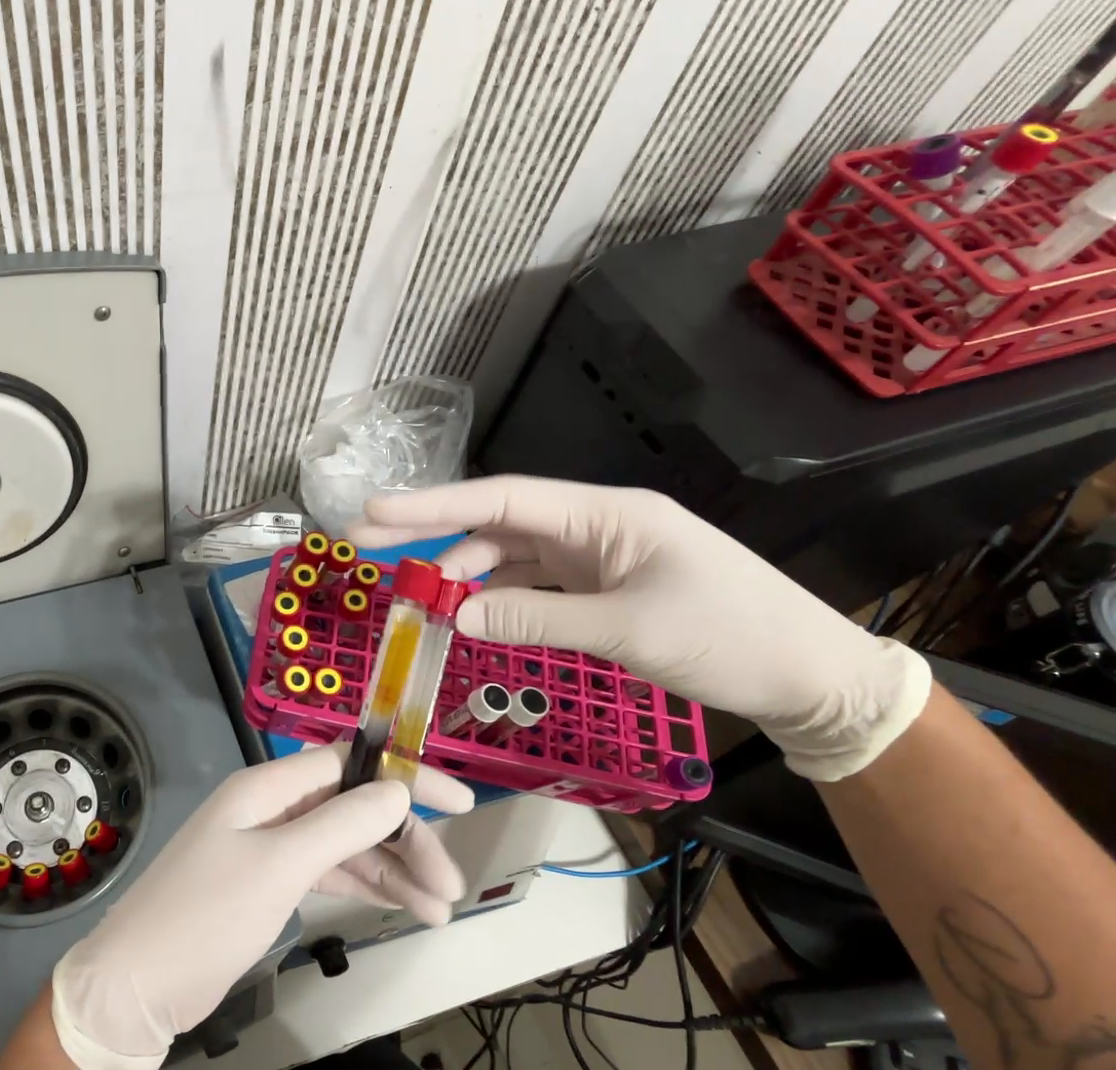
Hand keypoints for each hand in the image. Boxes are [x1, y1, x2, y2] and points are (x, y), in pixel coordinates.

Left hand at [49, 743, 473, 1068]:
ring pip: (346, 844)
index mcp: (265, 788)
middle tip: (449, 883)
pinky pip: (330, 873)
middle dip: (404, 838)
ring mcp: (270, 847)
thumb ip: (340, 825)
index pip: (346, 763)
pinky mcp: (270, 884)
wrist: (139, 982)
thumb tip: (396, 788)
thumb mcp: (278, 866)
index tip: (458, 801)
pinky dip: (366, 888)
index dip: (402, 776)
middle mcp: (270, 809)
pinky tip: (404, 908)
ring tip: (439, 908)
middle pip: (352, 807)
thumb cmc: (206, 915)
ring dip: (393, 870)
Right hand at [351, 475, 930, 781]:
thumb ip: (535, 620)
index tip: (375, 511)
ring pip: (508, 558)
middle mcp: (592, 528)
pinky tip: (467, 617)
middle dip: (430, 533)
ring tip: (417, 602)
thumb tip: (454, 617)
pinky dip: (495, 602)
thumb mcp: (629, 631)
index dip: (433, 504)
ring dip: (462, 577)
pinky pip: (531, 589)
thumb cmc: (732, 638)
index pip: (502, 500)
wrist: (812, 678)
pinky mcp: (599, 591)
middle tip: (364, 542)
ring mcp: (595, 560)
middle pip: (494, 524)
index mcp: (605, 515)